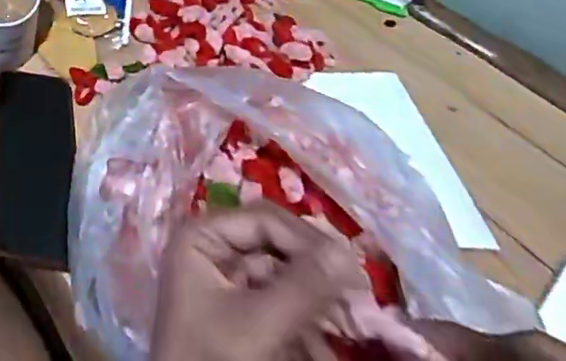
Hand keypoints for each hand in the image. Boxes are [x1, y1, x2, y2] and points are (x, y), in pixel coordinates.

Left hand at [151, 203, 366, 360]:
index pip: (264, 220)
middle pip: (276, 246)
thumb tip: (347, 253)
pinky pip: (281, 306)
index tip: (356, 273)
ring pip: (284, 277)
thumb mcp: (258, 326)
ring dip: (320, 301)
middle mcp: (213, 249)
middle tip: (363, 301)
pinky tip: (328, 349)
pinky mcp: (241, 316)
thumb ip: (302, 288)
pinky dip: (308, 325)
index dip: (310, 241)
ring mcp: (227, 282)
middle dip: (318, 273)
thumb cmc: (210, 360)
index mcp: (202, 237)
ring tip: (355, 325)